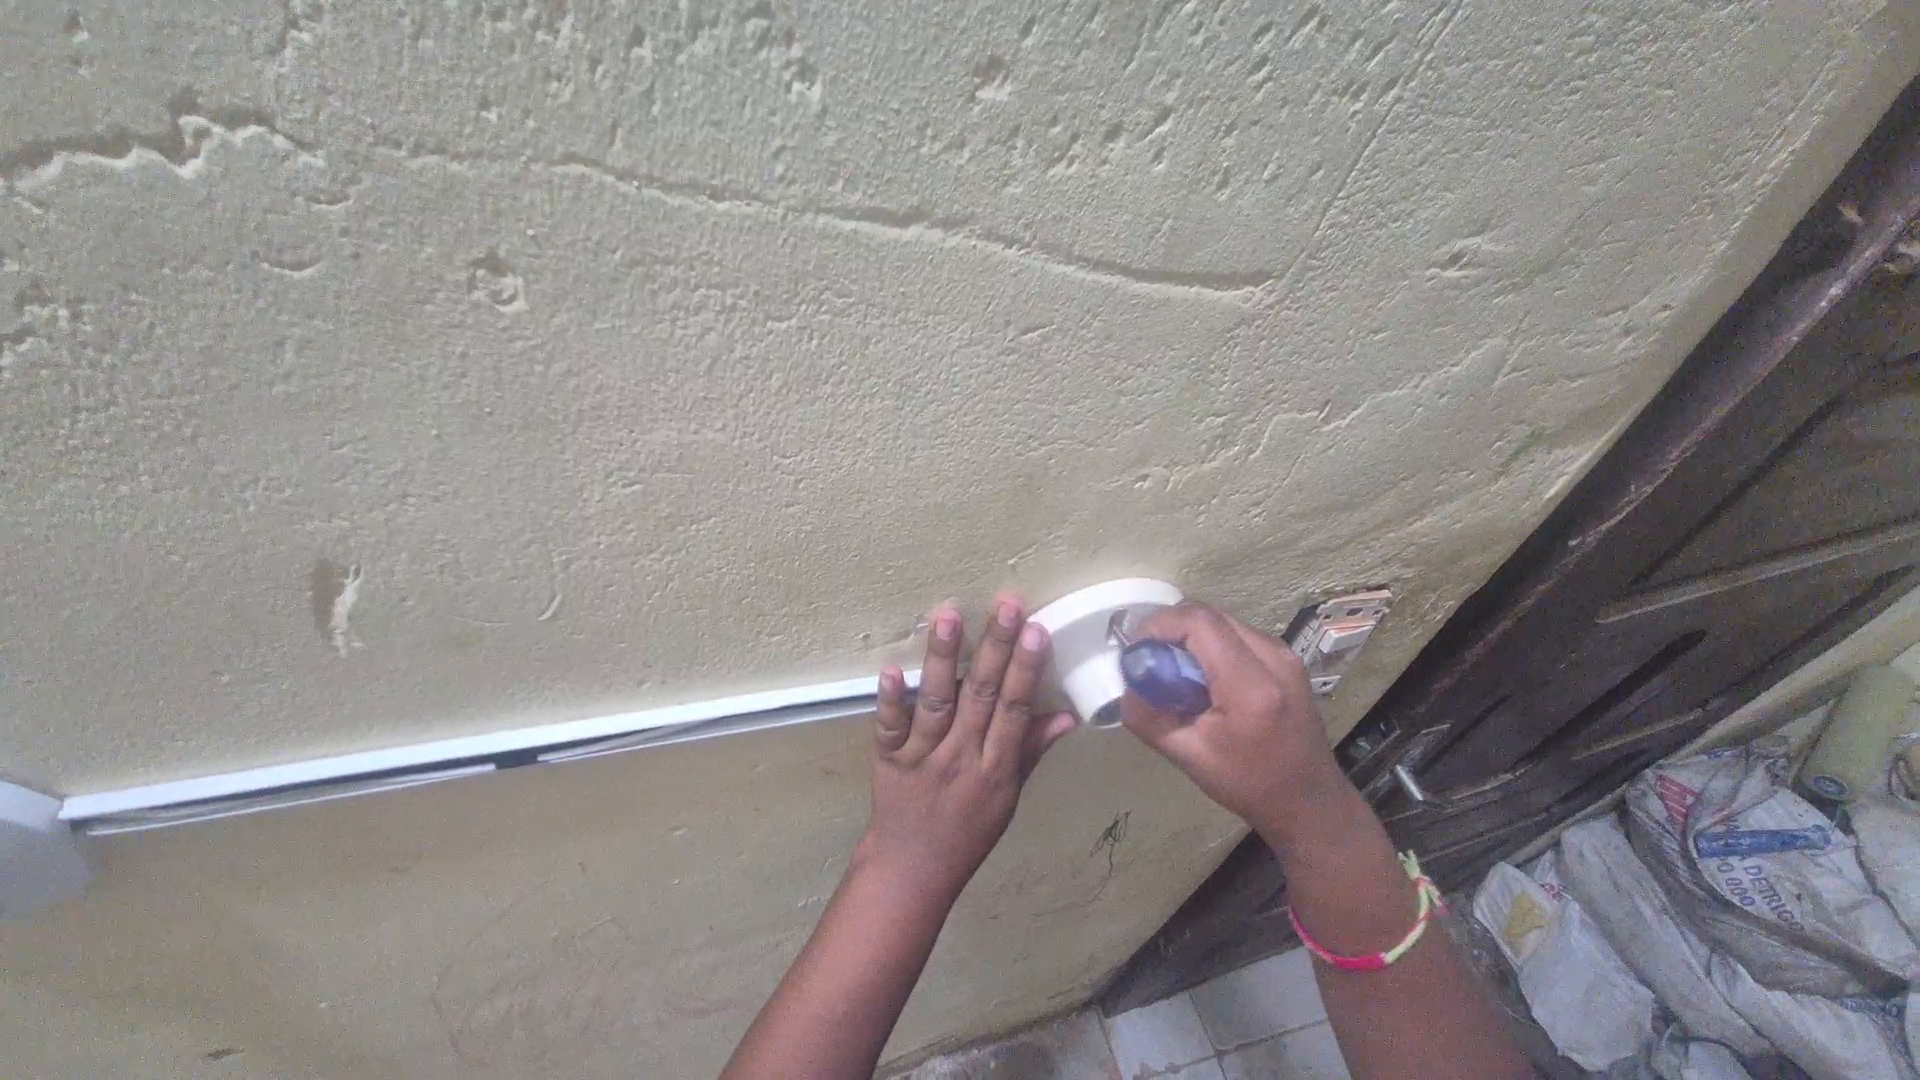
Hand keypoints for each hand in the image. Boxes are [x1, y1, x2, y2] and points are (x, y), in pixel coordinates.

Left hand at [859, 595, 1077, 903]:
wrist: (912, 869)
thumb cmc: (967, 832)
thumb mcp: (1009, 798)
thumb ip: (1031, 751)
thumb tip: (1065, 715)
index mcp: (996, 768)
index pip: (1014, 710)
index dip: (1026, 669)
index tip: (1036, 630)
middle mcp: (961, 758)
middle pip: (981, 696)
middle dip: (995, 647)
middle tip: (1006, 605)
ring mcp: (923, 758)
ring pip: (936, 701)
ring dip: (943, 657)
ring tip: (948, 615)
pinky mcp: (889, 760)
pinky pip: (889, 726)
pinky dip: (891, 699)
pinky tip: (892, 668)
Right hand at [1119, 602, 1346, 838]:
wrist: (1309, 801)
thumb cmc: (1249, 784)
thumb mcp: (1187, 757)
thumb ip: (1147, 717)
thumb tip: (1127, 683)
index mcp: (1251, 686)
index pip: (1200, 623)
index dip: (1160, 625)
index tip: (1138, 651)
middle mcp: (1274, 658)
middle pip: (1209, 615)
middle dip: (1171, 630)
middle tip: (1151, 662)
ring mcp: (1284, 654)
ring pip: (1222, 621)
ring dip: (1190, 637)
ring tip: (1176, 673)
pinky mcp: (1285, 658)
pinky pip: (1236, 633)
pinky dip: (1210, 645)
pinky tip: (1204, 678)